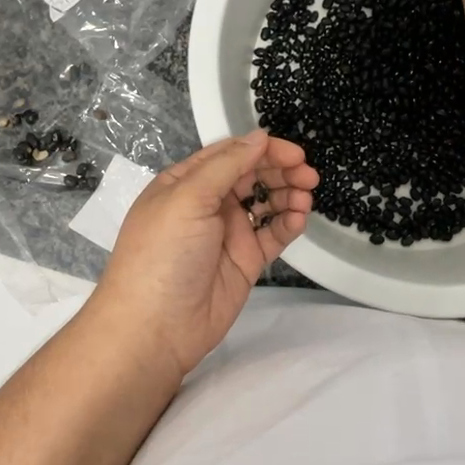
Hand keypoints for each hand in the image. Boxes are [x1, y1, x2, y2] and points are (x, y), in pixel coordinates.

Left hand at [91, 131, 319, 379]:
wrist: (155, 328)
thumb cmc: (163, 254)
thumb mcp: (187, 198)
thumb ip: (226, 165)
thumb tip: (260, 136)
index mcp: (185, 183)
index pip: (229, 154)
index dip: (262, 149)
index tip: (294, 153)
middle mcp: (208, 204)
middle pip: (251, 175)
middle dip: (280, 170)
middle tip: (309, 174)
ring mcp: (228, 234)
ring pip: (266, 203)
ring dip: (288, 194)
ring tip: (307, 196)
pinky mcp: (245, 261)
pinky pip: (273, 235)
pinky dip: (288, 224)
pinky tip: (300, 218)